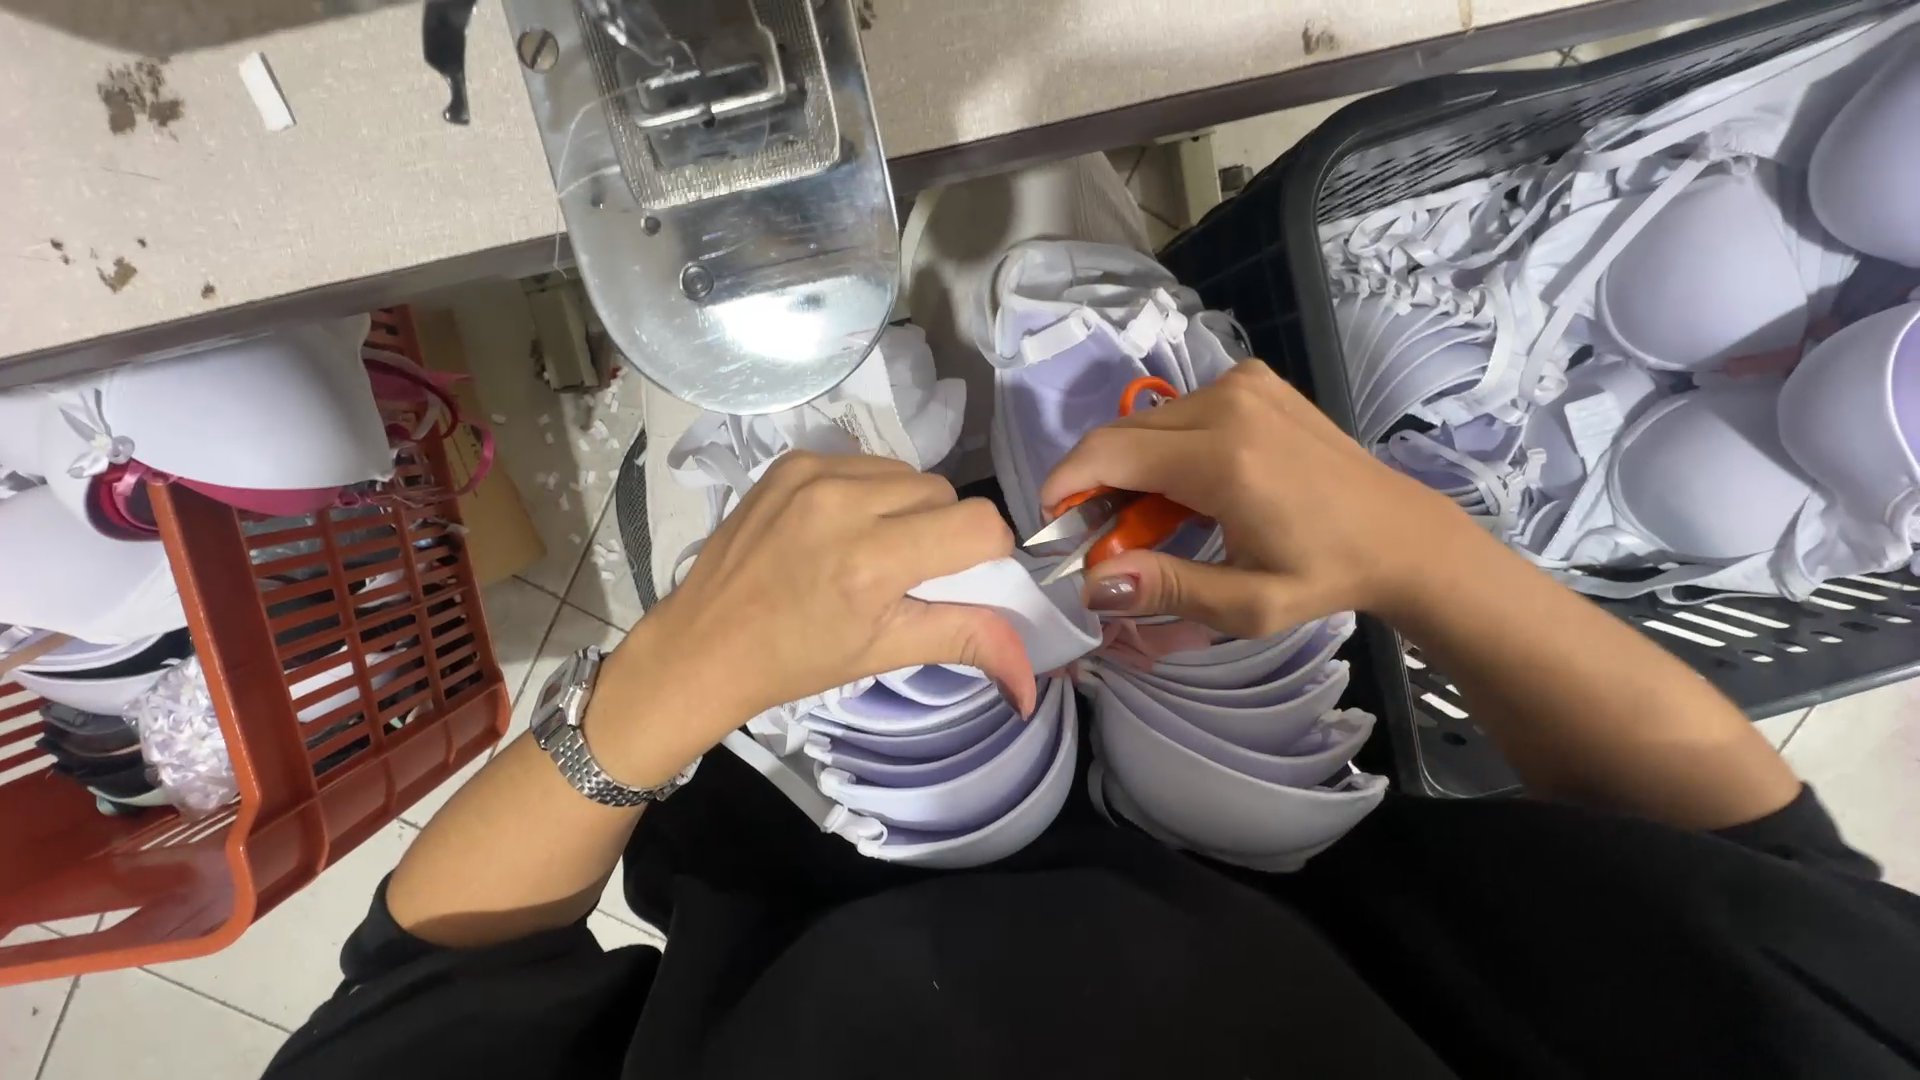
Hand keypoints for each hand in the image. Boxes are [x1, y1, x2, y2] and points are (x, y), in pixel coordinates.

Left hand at [585, 452, 1033, 786]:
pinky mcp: (791, 460)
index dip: (987, 554)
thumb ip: (968, 642)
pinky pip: (867, 463)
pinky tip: (841, 527)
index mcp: (872, 559)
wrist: (703, 644)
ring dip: (909, 508)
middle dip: (945, 533)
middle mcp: (845, 501)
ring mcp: (813, 473)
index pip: (980, 525)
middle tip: (909, 572)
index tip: (963, 579)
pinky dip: (871, 491)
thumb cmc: (796, 660)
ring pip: (909, 474)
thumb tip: (1034, 683)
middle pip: (946, 495)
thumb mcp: (885, 652)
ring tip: (873, 548)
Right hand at [1039, 360, 1470, 637]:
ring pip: (1147, 423)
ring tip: (1153, 519)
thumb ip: (1165, 588)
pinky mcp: (1253, 380)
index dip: (1065, 484)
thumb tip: (1091, 585)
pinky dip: (1164, 449)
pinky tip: (1187, 486)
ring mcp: (1243, 383)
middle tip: (1105, 537)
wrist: (1401, 533)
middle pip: (1121, 435)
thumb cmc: (1324, 574)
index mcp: (1225, 458)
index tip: (1053, 523)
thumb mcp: (1246, 603)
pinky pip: (1179, 411)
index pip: (1108, 452)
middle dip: (1097, 485)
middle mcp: (1228, 403)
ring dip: (1130, 469)